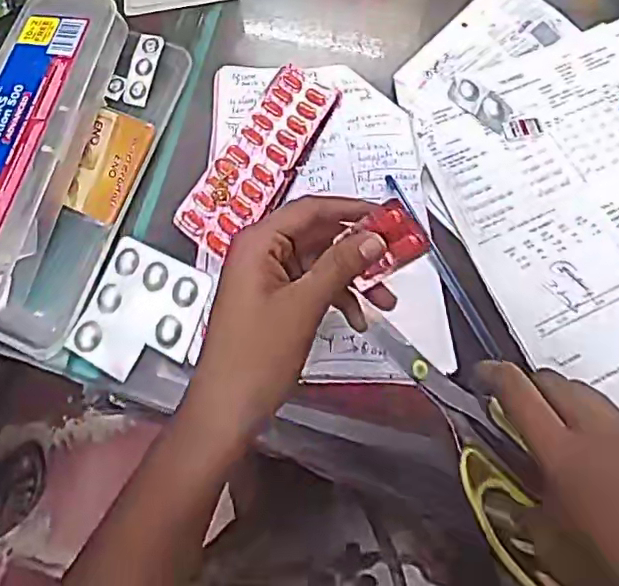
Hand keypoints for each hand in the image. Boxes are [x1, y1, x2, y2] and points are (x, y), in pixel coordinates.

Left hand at [183, 197, 396, 440]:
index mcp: (258, 242)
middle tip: (392, 253)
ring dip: (351, 277)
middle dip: (356, 247)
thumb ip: (339, 266)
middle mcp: (260, 252)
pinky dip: (335, 295)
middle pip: (316, 234)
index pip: (310, 209)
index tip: (384, 214)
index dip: (350, 209)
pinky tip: (357, 315)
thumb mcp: (304, 305)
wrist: (226, 409)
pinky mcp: (273, 298)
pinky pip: (310, 284)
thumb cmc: (252, 358)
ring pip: (318, 262)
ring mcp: (266, 276)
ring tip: (383, 295)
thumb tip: (370, 239)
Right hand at [479, 362, 618, 585]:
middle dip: (532, 387)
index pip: (516, 390)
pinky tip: (616, 474)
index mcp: (566, 455)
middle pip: (554, 381)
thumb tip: (517, 506)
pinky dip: (609, 435)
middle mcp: (601, 433)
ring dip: (570, 409)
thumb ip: (535, 518)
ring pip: (591, 400)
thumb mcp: (566, 555)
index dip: (492, 375)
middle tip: (521, 411)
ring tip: (568, 444)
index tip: (482, 376)